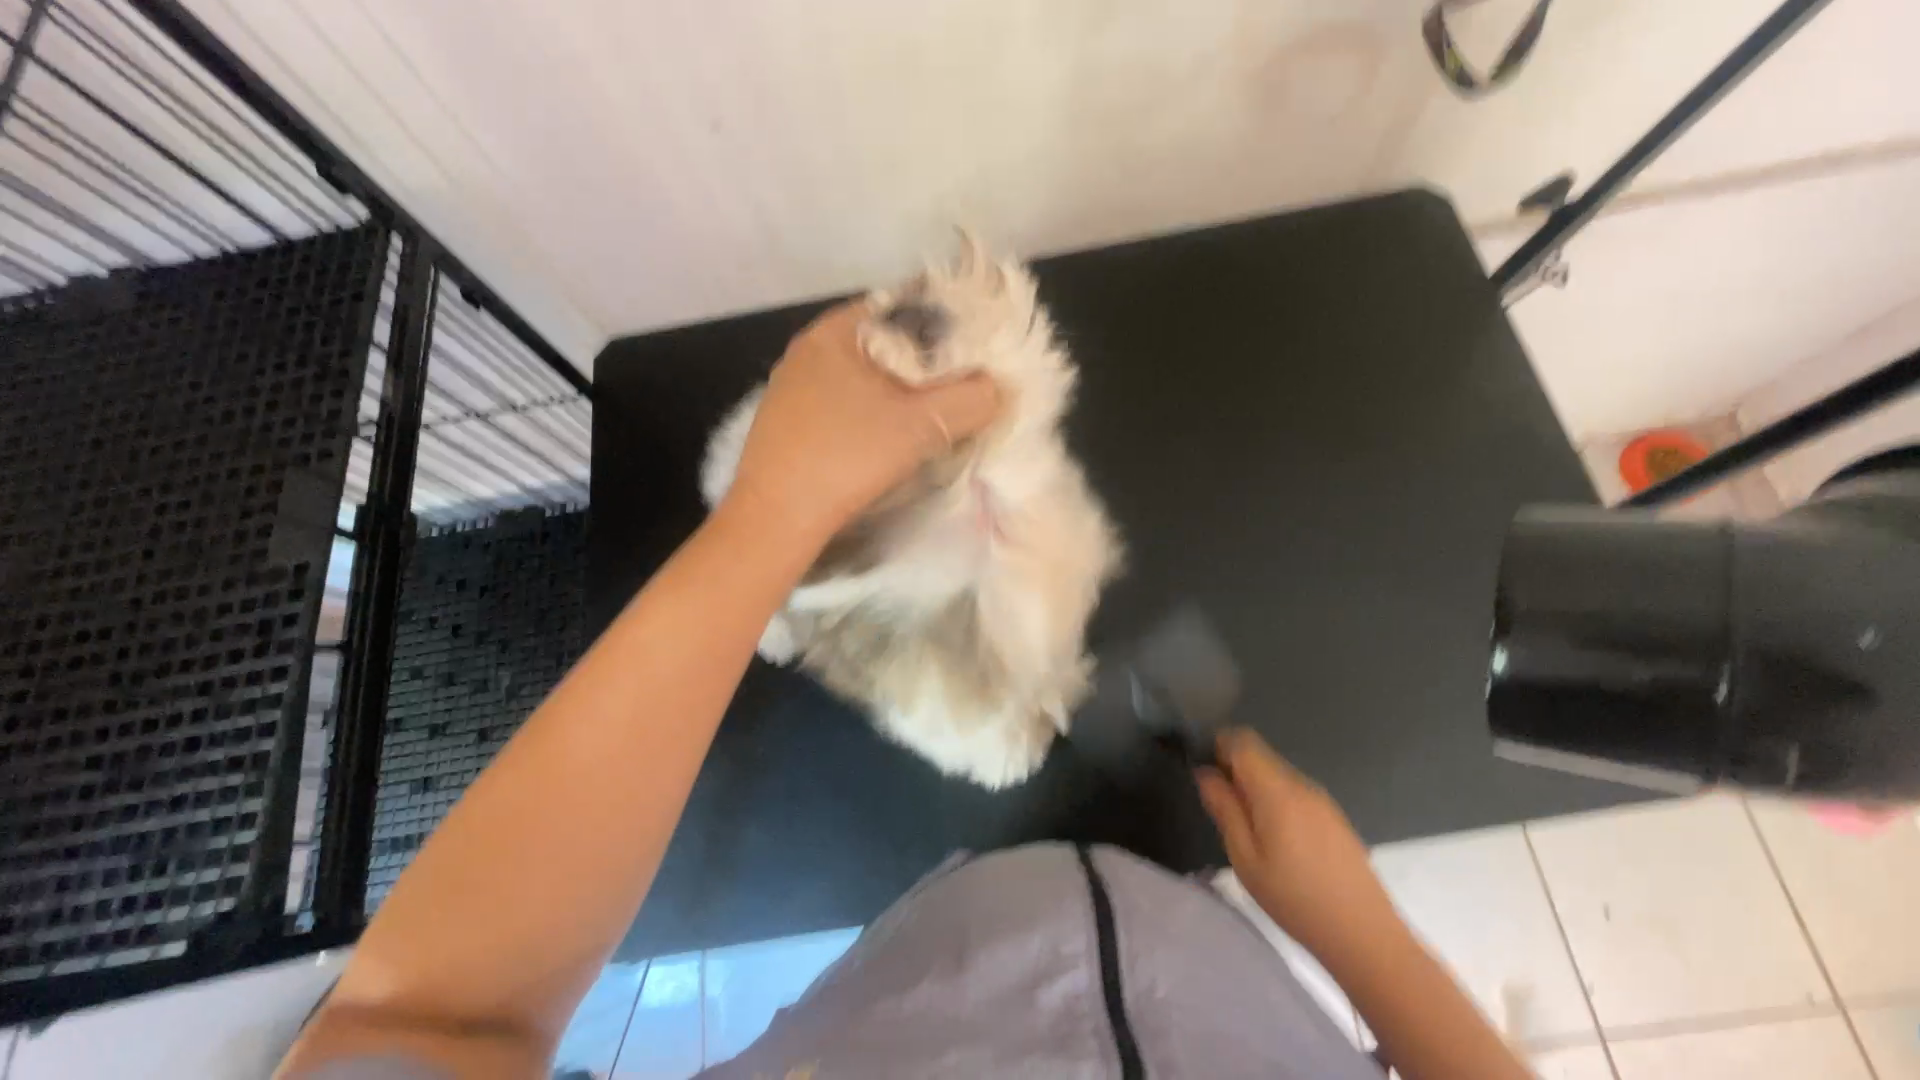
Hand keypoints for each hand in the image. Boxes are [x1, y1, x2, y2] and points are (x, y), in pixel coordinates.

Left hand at [722, 302, 1000, 545]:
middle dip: (930, 362)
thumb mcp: (920, 427)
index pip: (906, 307)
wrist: (775, 519)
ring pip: (868, 375)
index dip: (950, 324)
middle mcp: (811, 349)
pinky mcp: (792, 421)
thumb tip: (998, 387)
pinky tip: (895, 436)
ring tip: (940, 412)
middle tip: (968, 384)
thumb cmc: (845, 459)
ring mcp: (796, 386)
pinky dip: (878, 410)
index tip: (982, 351)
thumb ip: (970, 400)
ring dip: (904, 390)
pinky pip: (848, 401)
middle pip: (888, 342)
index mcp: (836, 331)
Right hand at [1197, 730, 1401, 960]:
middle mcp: (1302, 785)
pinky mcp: (1334, 818)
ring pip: (1277, 776)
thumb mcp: (1245, 859)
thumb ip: (1224, 809)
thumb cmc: (1295, 899)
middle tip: (1221, 811)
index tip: (1203, 774)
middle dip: (1234, 771)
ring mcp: (1322, 801)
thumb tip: (1205, 773)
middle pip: (1260, 757)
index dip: (1217, 747)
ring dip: (1255, 789)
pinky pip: (1295, 794)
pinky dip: (1276, 803)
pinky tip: (1278, 844)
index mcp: (1277, 791)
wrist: (1364, 934)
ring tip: (1247, 833)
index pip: (1242, 742)